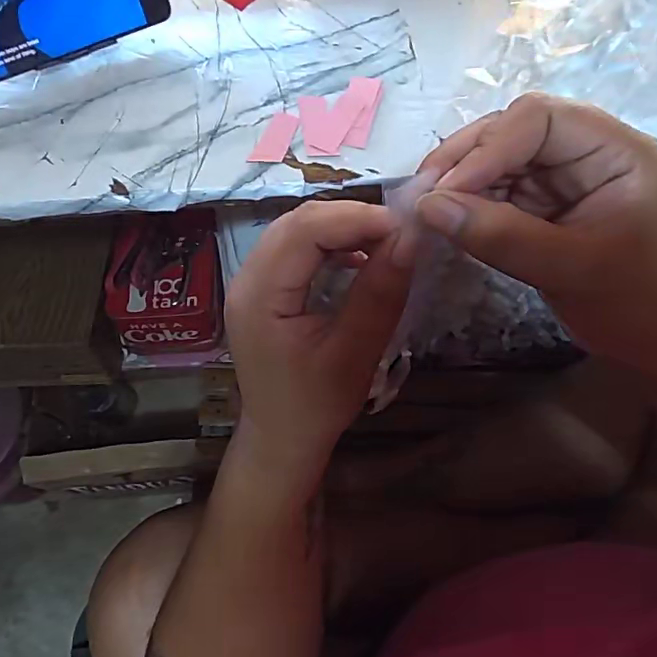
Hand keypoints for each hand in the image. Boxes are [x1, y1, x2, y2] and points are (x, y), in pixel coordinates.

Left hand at [225, 200, 411, 462]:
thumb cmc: (315, 405)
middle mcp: (245, 279)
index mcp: (259, 295)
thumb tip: (410, 239)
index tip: (404, 226)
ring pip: (293, 231)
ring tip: (384, 242)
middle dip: (349, 219)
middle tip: (398, 232)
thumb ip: (379, 294)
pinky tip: (357, 258)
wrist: (280, 437)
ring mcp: (248, 282)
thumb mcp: (355, 353)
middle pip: (295, 223)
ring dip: (339, 229)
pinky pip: (292, 249)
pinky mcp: (260, 288)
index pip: (303, 230)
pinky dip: (326, 244)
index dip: (355, 218)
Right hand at [412, 94, 656, 384]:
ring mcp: (567, 182)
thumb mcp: (572, 269)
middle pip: (512, 133)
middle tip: (420, 197)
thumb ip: (499, 234)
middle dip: (464, 161)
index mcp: (616, 152)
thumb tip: (426, 206)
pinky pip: (500, 194)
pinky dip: (470, 207)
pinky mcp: (550, 210)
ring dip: (460, 184)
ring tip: (424, 212)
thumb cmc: (647, 307)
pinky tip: (447, 223)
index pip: (538, 119)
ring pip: (499, 163)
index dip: (485, 148)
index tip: (443, 192)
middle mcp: (589, 155)